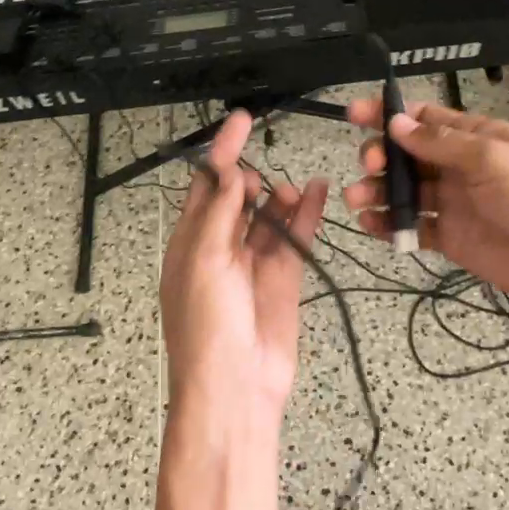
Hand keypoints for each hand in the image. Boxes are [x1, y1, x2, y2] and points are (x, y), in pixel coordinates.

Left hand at [160, 112, 328, 414]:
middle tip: (266, 170)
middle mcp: (220, 249)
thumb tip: (232, 173)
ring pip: (269, 216)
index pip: (205, 188)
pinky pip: (296, 237)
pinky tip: (318, 191)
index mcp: (190, 244)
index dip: (221, 153)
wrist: (236, 389)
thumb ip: (219, 214)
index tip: (241, 120)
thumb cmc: (208, 326)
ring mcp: (253, 264)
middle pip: (238, 199)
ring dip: (281, 197)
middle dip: (252, 178)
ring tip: (293, 190)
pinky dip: (307, 214)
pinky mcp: (283, 278)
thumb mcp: (203, 263)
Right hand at [343, 101, 508, 320]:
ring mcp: (456, 203)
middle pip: (409, 155)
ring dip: (378, 191)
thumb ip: (441, 143)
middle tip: (369, 165)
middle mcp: (462, 166)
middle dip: (381, 156)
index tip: (354, 115)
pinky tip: (370, 224)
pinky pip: (414, 227)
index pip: (425, 118)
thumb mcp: (492, 159)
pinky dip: (389, 225)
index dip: (389, 114)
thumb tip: (397, 123)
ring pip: (406, 192)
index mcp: (477, 137)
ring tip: (356, 199)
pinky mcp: (452, 238)